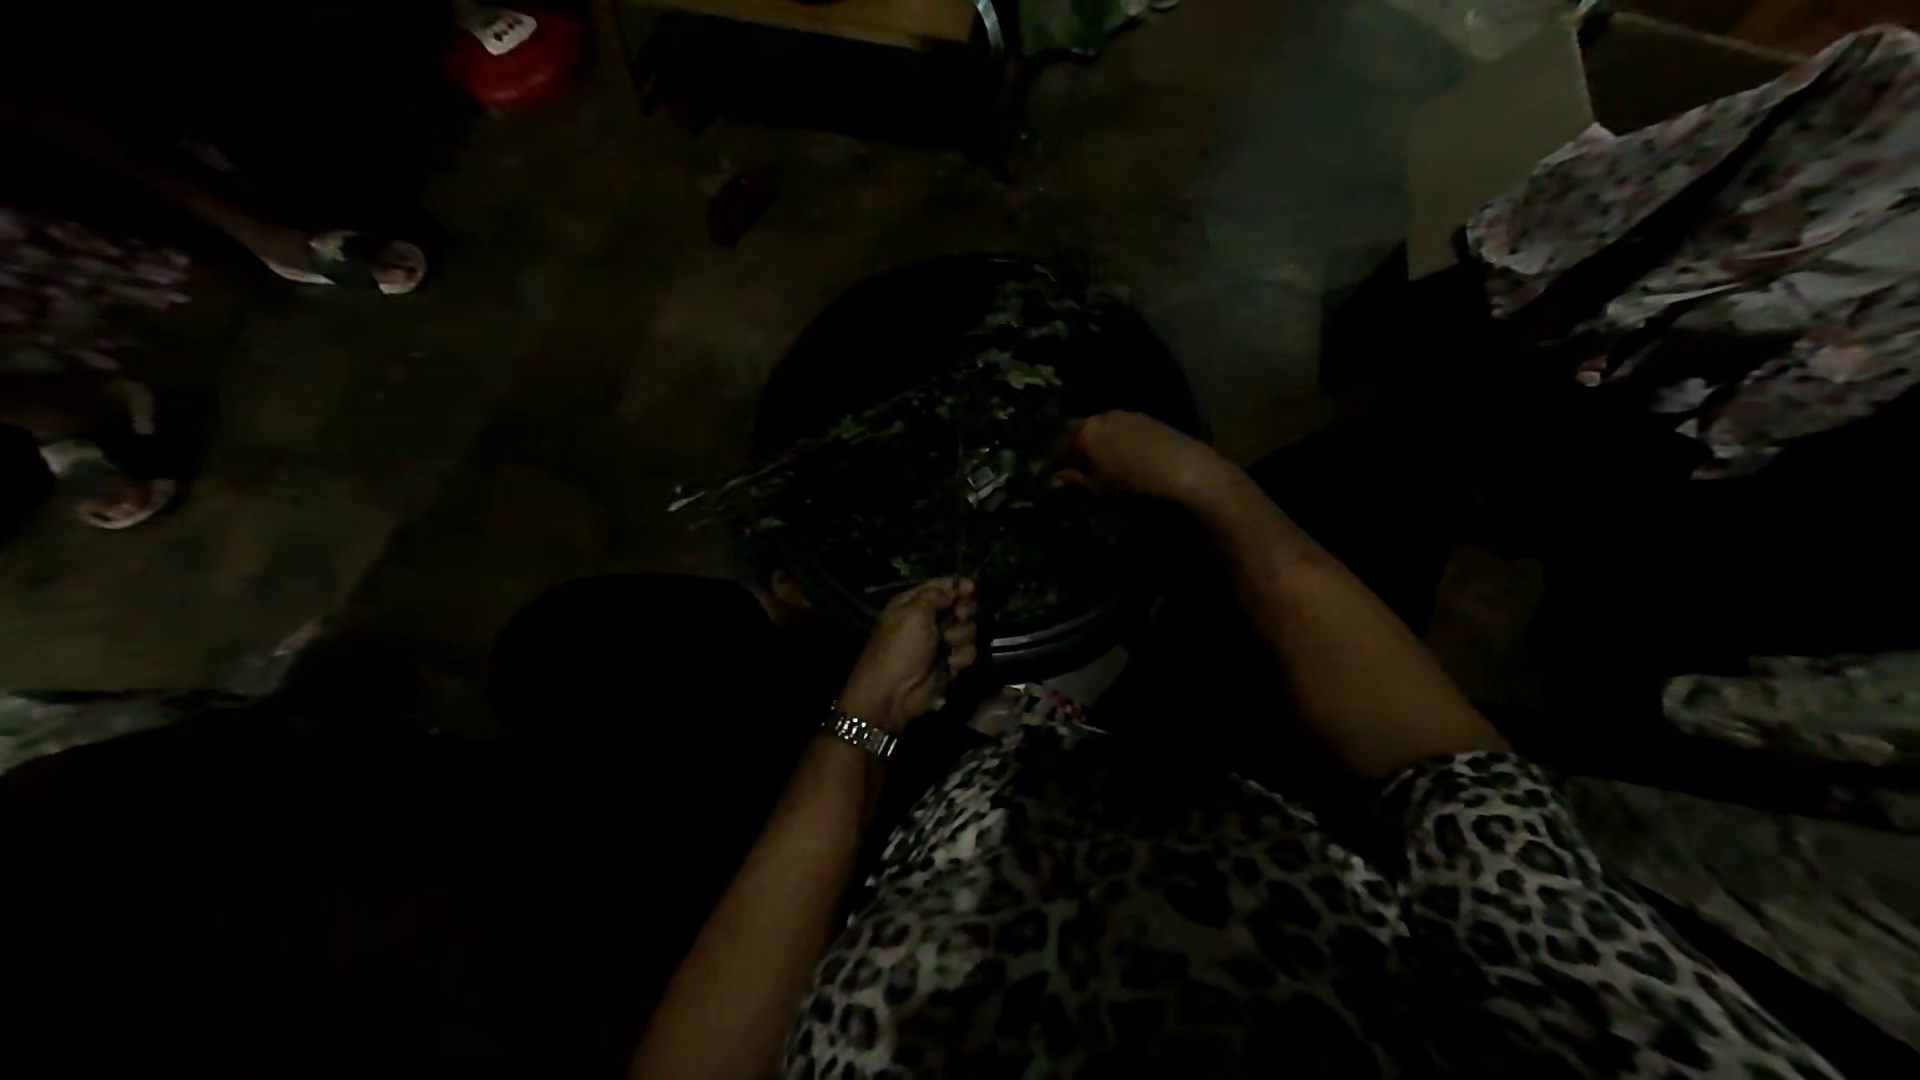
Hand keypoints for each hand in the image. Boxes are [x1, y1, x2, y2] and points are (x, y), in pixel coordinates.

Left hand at [838, 578, 978, 734]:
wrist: (893, 693)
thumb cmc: (900, 647)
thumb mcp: (914, 613)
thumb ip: (936, 596)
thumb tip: (952, 590)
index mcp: (913, 604)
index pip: (939, 586)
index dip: (956, 585)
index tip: (971, 587)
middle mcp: (928, 620)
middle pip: (958, 605)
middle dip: (963, 610)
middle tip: (960, 616)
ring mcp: (940, 642)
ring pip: (967, 629)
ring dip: (961, 635)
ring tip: (948, 644)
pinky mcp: (950, 662)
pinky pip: (967, 651)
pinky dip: (961, 657)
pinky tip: (951, 663)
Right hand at [1055, 411, 1238, 505]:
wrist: (1179, 465)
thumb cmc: (1131, 479)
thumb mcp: (1098, 486)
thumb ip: (1074, 479)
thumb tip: (1055, 479)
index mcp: (1083, 432)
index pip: (1060, 447)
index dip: (1057, 463)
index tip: (1059, 476)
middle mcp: (1099, 417)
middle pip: (1080, 433)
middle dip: (1077, 450)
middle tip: (1082, 469)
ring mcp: (1123, 414)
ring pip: (1101, 429)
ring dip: (1098, 443)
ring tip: (1105, 463)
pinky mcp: (1143, 417)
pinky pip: (1120, 428)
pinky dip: (1116, 439)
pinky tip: (1125, 455)